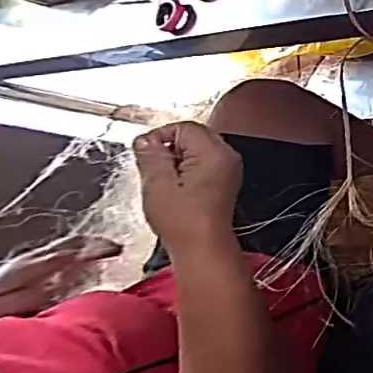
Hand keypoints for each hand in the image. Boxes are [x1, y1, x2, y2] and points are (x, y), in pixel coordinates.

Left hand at [0, 235, 120, 354]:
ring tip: (104, 256)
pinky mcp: (16, 274)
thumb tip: (69, 285)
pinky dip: (73, 258)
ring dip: (86, 249)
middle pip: (70, 243)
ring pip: (62, 248)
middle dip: (96, 243)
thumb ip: (39, 294)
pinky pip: (53, 258)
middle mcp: (28, 260)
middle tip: (119, 250)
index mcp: (29, 265)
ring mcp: (21, 266)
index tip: (119, 251)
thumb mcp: (4, 309)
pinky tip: (78, 268)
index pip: (72, 248)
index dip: (97, 248)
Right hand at [135, 122, 243, 255]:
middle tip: (152, 168)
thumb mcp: (157, 185)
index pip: (186, 127)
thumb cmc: (183, 220)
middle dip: (169, 147)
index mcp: (214, 153)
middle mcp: (228, 156)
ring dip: (177, 158)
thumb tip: (144, 139)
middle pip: (195, 135)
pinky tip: (176, 187)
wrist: (202, 244)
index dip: (160, 135)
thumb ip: (151, 156)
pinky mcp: (226, 178)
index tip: (143, 150)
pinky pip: (205, 162)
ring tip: (165, 181)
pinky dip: (188, 168)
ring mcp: (229, 167)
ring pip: (199, 148)